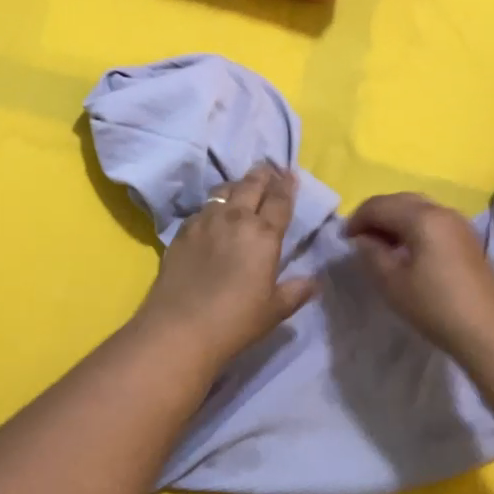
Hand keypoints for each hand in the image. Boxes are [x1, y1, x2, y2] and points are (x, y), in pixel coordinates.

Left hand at [132, 164, 317, 368]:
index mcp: (263, 234)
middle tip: (268, 168)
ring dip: (237, 184)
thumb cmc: (235, 321)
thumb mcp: (273, 310)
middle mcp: (236, 218)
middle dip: (262, 175)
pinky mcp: (183, 229)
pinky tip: (214, 213)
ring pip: (224, 190)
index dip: (287, 185)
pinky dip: (214, 204)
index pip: (279, 200)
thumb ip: (295, 292)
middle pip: (251, 185)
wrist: (180, 326)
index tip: (290, 174)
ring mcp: (206, 220)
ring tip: (242, 185)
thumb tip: (314, 281)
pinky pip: (203, 207)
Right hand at [347, 193, 493, 356]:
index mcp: (422, 217)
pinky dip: (413, 226)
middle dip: (376, 214)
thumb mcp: (393, 283)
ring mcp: (458, 223)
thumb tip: (363, 240)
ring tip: (381, 244)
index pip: (379, 205)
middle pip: (400, 200)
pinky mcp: (467, 239)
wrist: (489, 333)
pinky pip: (432, 220)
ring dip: (395, 219)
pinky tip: (406, 250)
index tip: (344, 240)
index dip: (357, 219)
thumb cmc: (436, 306)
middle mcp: (441, 211)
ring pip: (418, 208)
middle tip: (360, 238)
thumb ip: (371, 254)